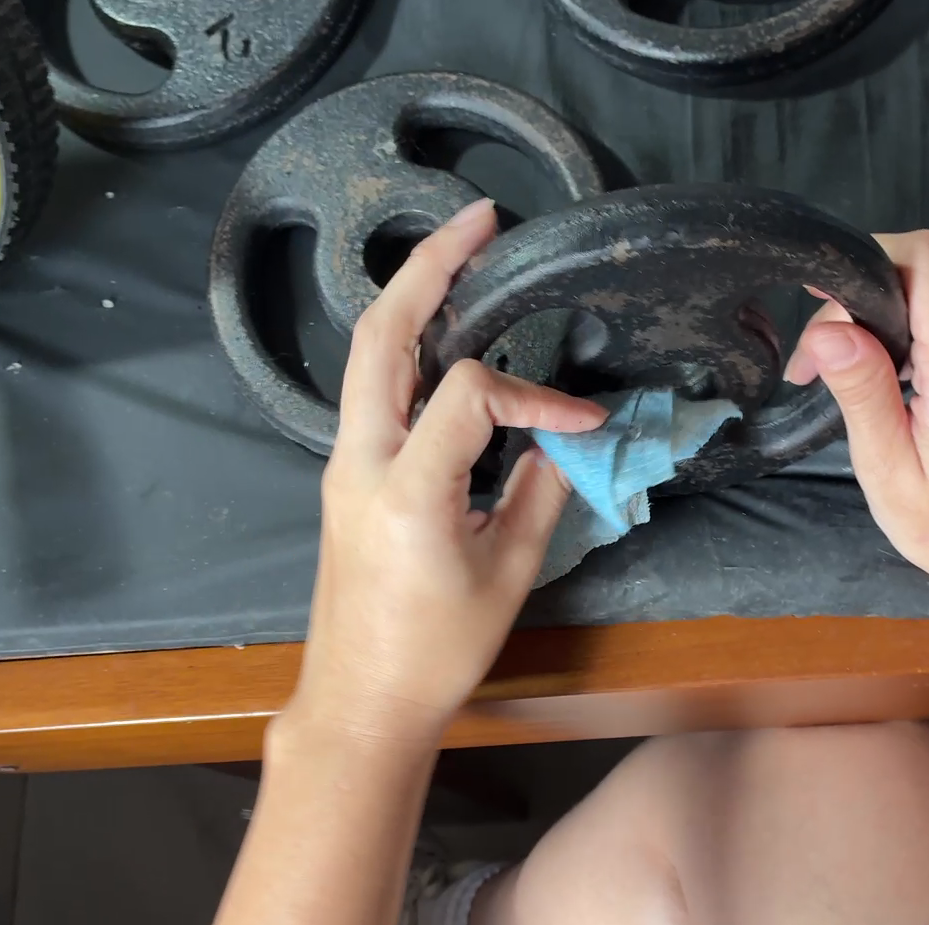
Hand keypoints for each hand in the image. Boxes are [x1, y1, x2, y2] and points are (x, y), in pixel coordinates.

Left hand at [280, 200, 606, 745]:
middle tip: (482, 221)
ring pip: (367, 354)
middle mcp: (360, 459)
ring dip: (413, 297)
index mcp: (407, 488)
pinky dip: (410, 347)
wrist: (363, 698)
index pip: (474, 394)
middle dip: (432, 267)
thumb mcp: (507, 572)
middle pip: (382, 334)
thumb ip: (539, 493)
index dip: (538, 395)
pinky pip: (374, 389)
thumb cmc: (439, 649)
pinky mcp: (348, 472)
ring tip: (463, 258)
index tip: (584, 421)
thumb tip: (564, 440)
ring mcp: (344, 462)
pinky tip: (446, 336)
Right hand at [785, 230, 928, 616]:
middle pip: (926, 278)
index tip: (819, 303)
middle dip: (863, 307)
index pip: (924, 259)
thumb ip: (862, 392)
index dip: (866, 260)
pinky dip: (921, 341)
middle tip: (820, 371)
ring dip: (889, 326)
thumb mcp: (890, 470)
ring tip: (854, 383)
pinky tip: (900, 389)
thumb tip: (829, 329)